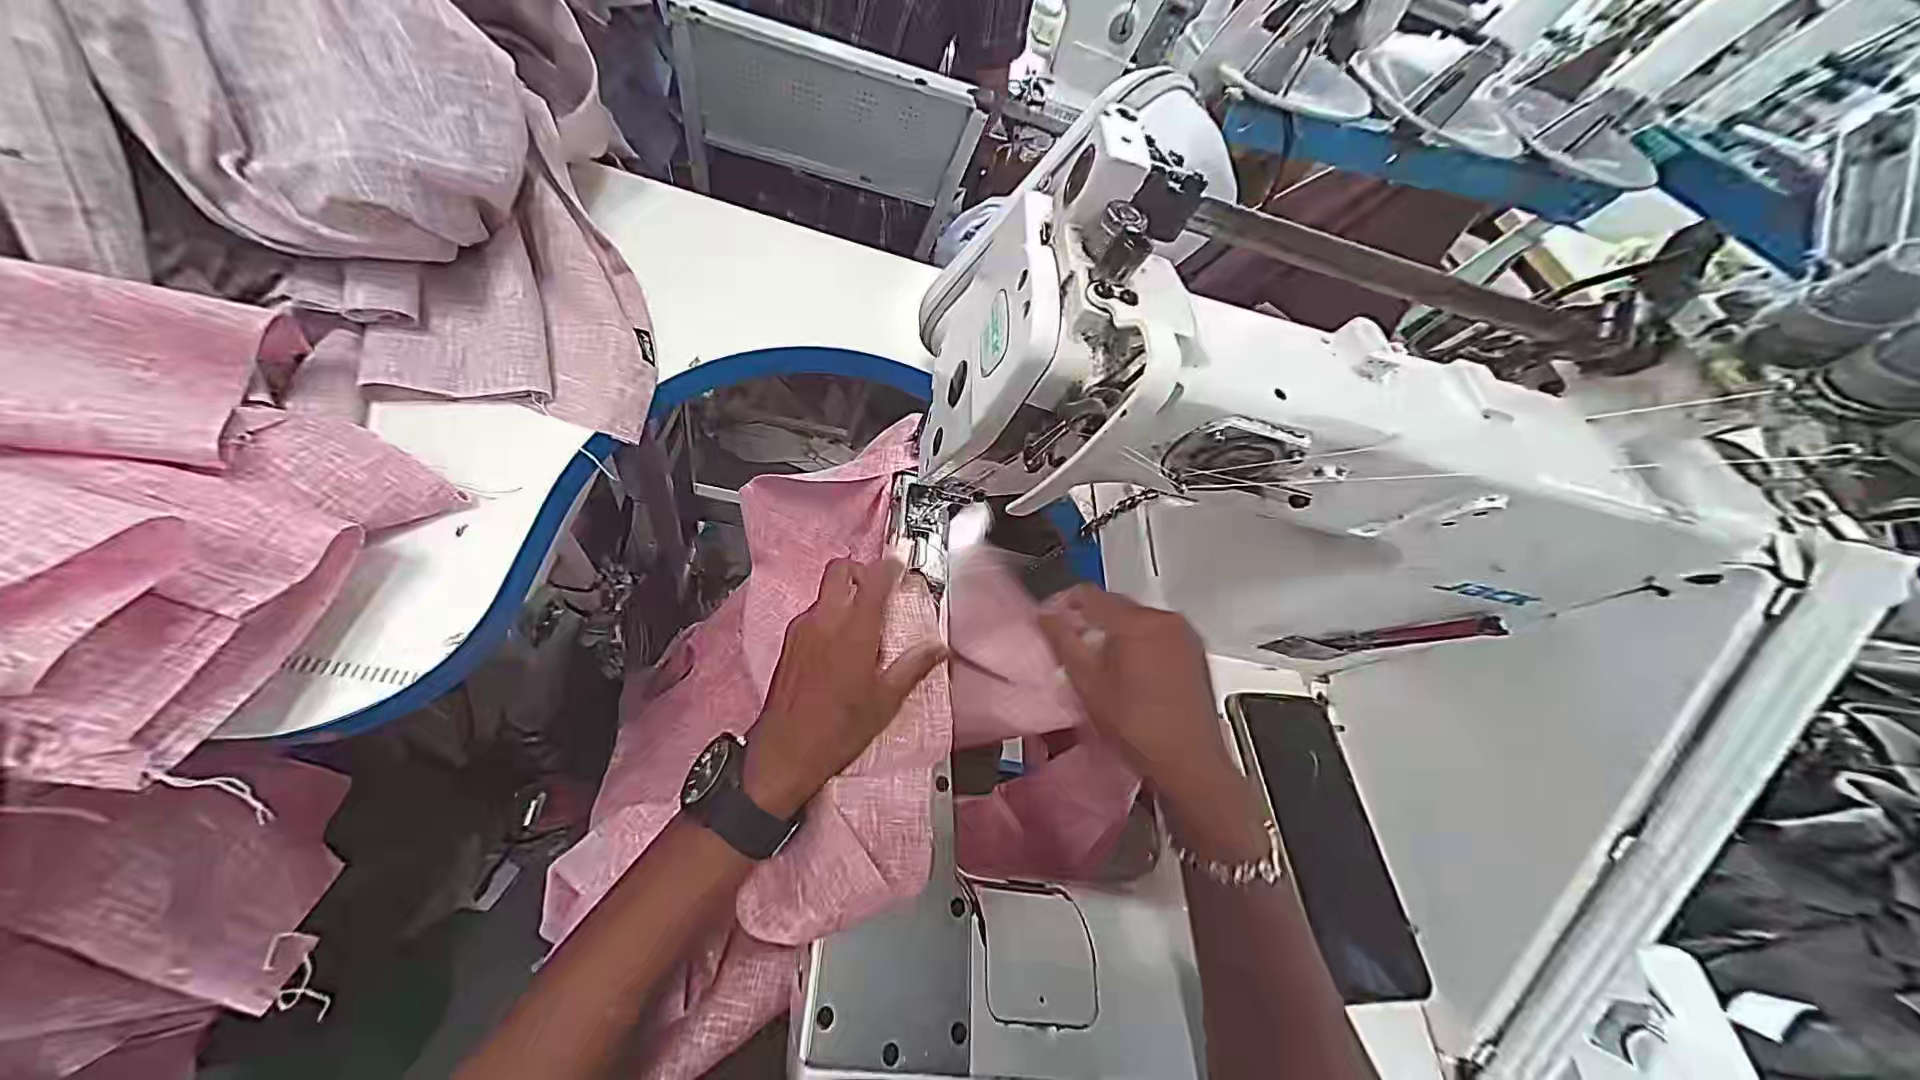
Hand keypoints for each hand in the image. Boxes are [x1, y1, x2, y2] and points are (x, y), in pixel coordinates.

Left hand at [744, 557, 946, 818]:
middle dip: (862, 572)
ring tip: (863, 625)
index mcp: (854, 631)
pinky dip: (829, 616)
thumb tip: (937, 648)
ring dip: (845, 595)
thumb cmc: (837, 730)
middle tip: (879, 590)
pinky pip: (813, 614)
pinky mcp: (789, 644)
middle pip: (840, 570)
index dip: (890, 568)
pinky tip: (840, 646)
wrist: (784, 753)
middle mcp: (824, 622)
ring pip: (824, 592)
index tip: (900, 569)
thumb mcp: (885, 701)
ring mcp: (801, 631)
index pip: (874, 580)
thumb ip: (913, 667)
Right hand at [1037, 585, 1268, 860]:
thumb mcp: (1087, 683)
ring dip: (1115, 633)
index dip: (1063, 604)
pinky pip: (1158, 634)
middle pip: (1115, 605)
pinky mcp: (1194, 652)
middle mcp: (1165, 620)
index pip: (1088, 594)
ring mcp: (1184, 635)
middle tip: (1073, 647)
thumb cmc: (1138, 729)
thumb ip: (1063, 641)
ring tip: (1101, 665)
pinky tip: (1130, 674)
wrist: (1189, 763)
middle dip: (1090, 622)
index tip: (1052, 620)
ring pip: (1137, 620)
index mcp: (1136, 622)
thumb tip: (1047, 616)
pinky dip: (1140, 644)